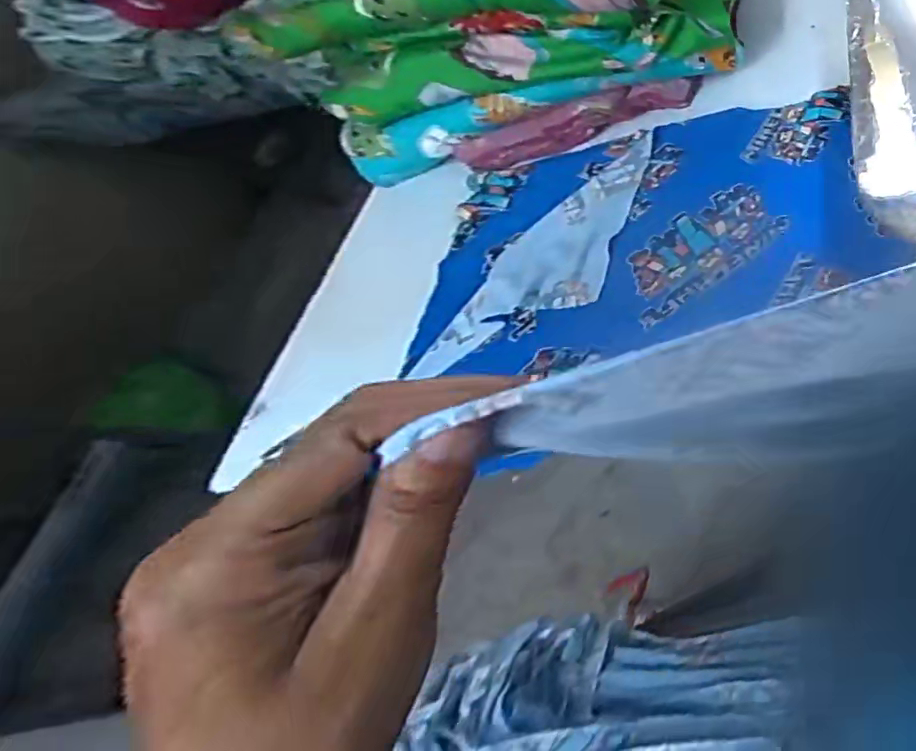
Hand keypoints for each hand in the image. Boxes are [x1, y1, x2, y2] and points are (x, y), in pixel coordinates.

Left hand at [120, 377, 518, 750]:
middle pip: (332, 439)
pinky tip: (441, 470)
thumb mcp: (378, 628)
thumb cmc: (318, 735)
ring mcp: (222, 549)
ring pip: (337, 459)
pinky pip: (334, 492)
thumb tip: (465, 426)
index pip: (336, 439)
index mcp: (216, 556)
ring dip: (419, 438)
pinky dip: (398, 472)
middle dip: (431, 413)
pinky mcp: (250, 562)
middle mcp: (204, 538)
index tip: (513, 394)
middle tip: (515, 403)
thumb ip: (415, 519)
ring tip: (493, 426)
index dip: (432, 403)